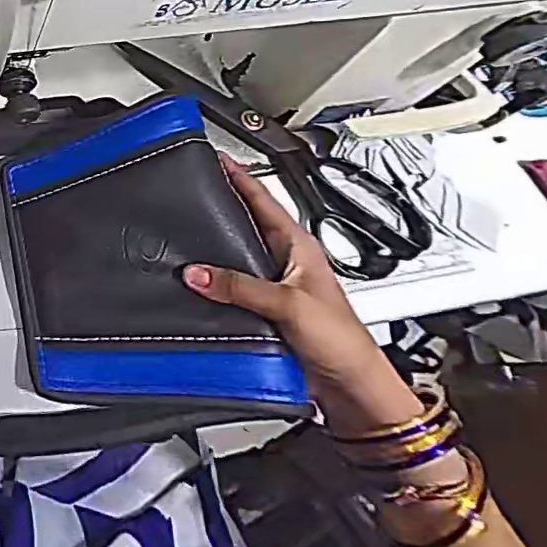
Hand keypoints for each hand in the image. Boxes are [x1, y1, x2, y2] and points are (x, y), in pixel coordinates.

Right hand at [184, 153, 420, 430]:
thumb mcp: (288, 304)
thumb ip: (240, 286)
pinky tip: (202, 282)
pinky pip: (236, 286)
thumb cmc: (343, 341)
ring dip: (218, 247)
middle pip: (249, 223)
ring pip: (240, 256)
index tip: (218, 159)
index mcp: (299, 246)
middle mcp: (287, 260)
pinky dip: (218, 281)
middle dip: (223, 205)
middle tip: (198, 188)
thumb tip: (197, 272)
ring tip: (192, 229)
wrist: (354, 387)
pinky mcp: (269, 309)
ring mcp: (278, 285)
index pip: (264, 199)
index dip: (241, 177)